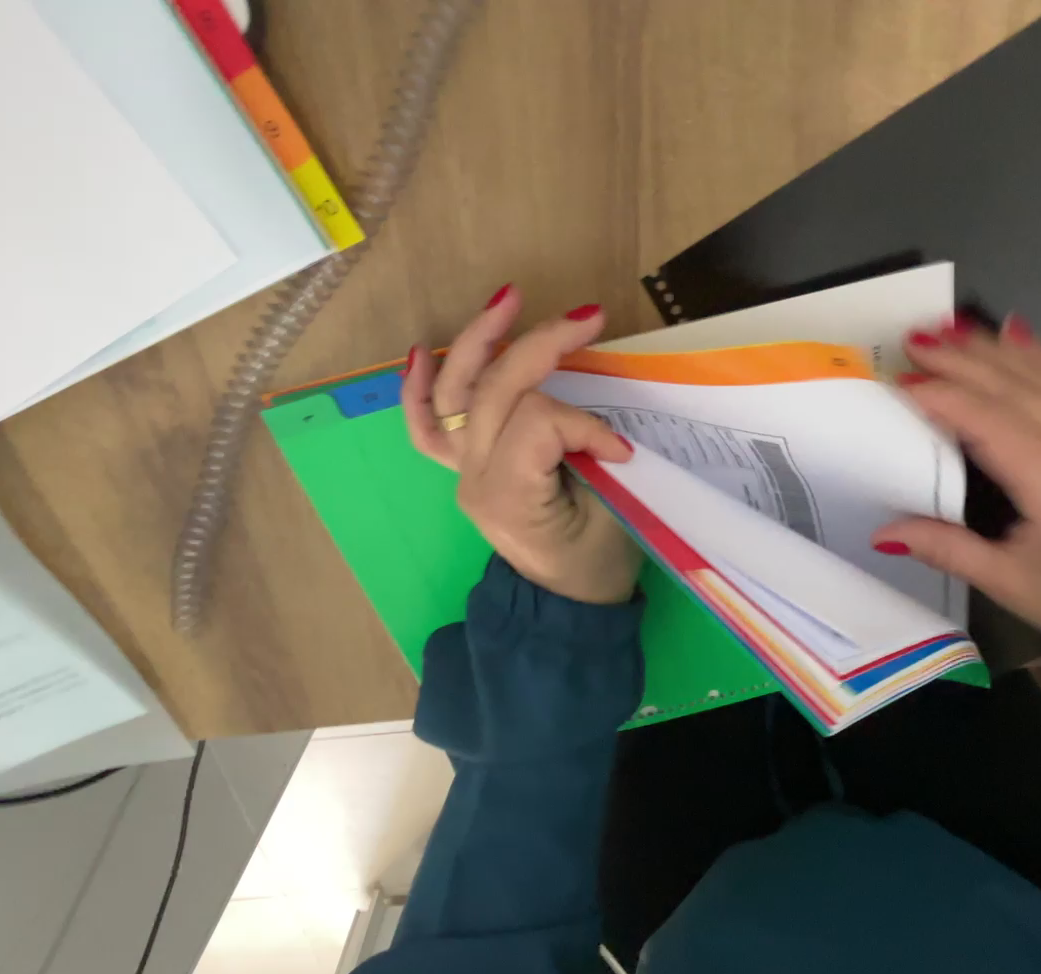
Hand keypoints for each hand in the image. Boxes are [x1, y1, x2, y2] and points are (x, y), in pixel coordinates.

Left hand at [403, 286, 642, 604]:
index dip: (584, 422)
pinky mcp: (462, 468)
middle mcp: (473, 476)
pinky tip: (424, 350)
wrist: (565, 607)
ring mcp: (461, 470)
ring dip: (481, 339)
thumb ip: (601, 461)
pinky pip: (426, 425)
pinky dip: (419, 386)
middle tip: (590, 317)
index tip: (621, 452)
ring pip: (455, 390)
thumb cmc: (596, 569)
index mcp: (509, 495)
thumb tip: (598, 418)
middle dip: (544, 344)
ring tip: (509, 299)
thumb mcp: (614, 517)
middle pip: (497, 388)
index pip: (538, 421)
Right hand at [872, 318, 1040, 669]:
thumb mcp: (1009, 584)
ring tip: (951, 330)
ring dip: (996, 348)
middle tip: (913, 338)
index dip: (944, 396)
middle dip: (962, 359)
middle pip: (1016, 387)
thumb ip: (946, 548)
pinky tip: (1017, 335)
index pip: (991, 423)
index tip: (899, 380)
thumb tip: (881, 532)